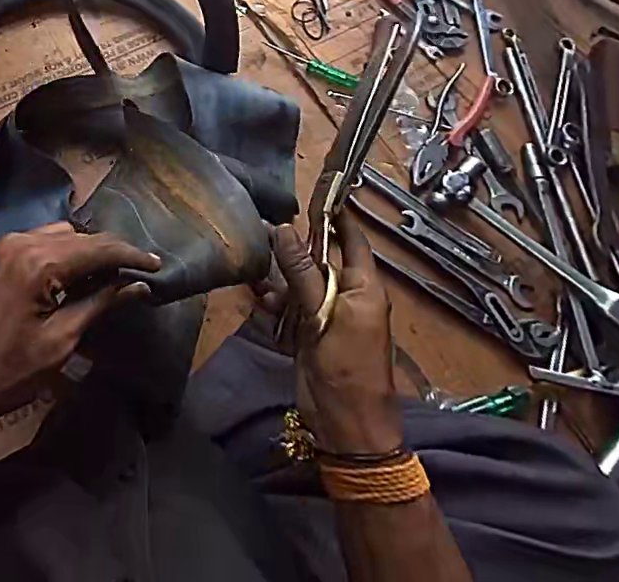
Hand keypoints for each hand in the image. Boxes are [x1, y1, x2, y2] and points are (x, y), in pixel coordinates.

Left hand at [0, 223, 158, 436]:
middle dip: (108, 252)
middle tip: (136, 272)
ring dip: (82, 250)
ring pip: (55, 235)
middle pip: (77, 236)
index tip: (156, 264)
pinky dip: (57, 252)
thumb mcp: (60, 342)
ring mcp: (1, 245)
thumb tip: (137, 286)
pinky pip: (34, 242)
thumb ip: (99, 305)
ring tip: (107, 275)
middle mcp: (20, 241)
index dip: (130, 256)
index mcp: (38, 261)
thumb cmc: (6, 373)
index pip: (97, 248)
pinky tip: (70, 274)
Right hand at [272, 218, 403, 455]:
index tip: (311, 190)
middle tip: (260, 228)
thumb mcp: (323, 315)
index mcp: (363, 286)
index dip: (335, 214)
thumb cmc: (346, 367)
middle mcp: (346, 293)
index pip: (351, 238)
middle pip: (317, 256)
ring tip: (255, 271)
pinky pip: (289, 302)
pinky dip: (274, 299)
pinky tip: (259, 298)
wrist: (346, 427)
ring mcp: (326, 311)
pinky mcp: (309, 329)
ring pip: (297, 278)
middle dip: (290, 245)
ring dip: (277, 275)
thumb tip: (282, 228)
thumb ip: (302, 272)